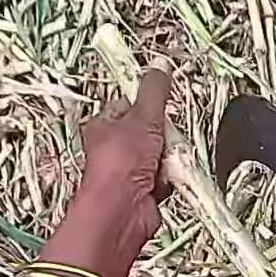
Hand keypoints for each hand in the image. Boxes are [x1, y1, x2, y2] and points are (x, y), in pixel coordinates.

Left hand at [39, 70, 172, 276]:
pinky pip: (167, 177)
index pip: (131, 105)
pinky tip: (166, 181)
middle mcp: (115, 149)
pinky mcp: (145, 192)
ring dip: (169, 159)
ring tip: (165, 162)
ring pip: (162, 155)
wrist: (123, 211)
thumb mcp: (141, 117)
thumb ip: (154, 91)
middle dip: (164, 136)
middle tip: (163, 139)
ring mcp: (130, 172)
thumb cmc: (120, 164)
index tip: (160, 107)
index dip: (148, 106)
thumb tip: (161, 65)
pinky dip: (171, 179)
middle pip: (152, 131)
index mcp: (104, 126)